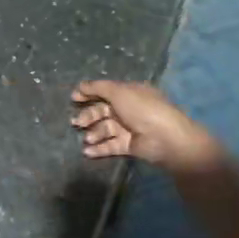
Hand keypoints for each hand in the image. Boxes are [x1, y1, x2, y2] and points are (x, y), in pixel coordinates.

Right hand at [70, 80, 222, 173]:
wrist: (164, 137)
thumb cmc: (142, 109)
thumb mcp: (119, 92)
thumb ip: (98, 88)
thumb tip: (80, 86)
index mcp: (129, 93)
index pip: (106, 91)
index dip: (89, 94)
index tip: (74, 98)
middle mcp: (129, 109)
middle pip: (103, 111)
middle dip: (89, 116)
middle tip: (77, 123)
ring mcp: (129, 128)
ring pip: (106, 129)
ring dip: (94, 133)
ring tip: (88, 139)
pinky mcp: (129, 145)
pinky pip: (111, 145)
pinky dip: (99, 148)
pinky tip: (87, 152)